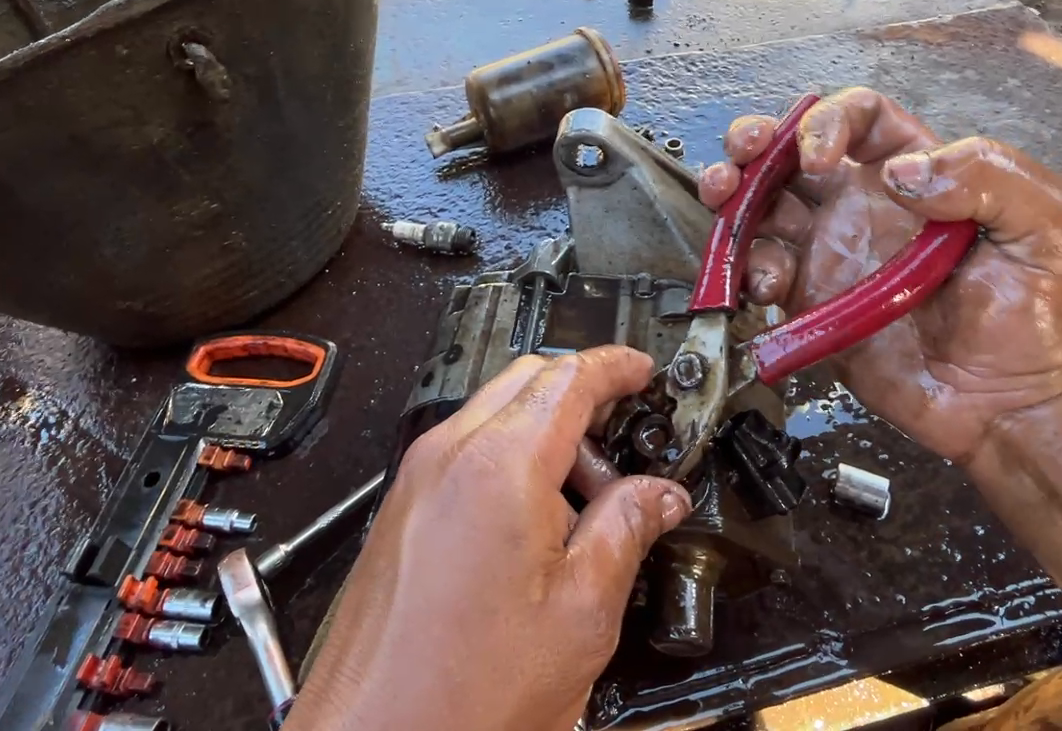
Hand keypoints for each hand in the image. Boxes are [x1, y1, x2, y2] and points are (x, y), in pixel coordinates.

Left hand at [286, 346, 691, 730]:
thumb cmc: (463, 696)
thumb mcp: (580, 613)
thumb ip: (625, 533)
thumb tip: (657, 496)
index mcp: (500, 466)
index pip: (568, 379)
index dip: (615, 366)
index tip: (641, 370)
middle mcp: (449, 455)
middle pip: (527, 380)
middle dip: (582, 393)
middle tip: (625, 433)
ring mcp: (419, 478)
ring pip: (496, 412)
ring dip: (548, 431)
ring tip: (587, 503)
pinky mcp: (404, 507)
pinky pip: (467, 450)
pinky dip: (511, 458)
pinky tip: (537, 521)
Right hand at [697, 87, 1061, 461]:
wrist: (1014, 406)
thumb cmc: (1043, 315)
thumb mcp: (1052, 225)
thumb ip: (989, 177)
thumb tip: (901, 173)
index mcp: (916, 173)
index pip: (862, 118)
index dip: (830, 119)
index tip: (819, 154)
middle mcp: (862, 205)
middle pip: (792, 153)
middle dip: (756, 141)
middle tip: (740, 150)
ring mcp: (831, 254)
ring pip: (762, 207)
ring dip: (732, 195)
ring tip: (722, 197)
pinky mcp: (812, 304)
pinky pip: (762, 274)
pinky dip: (748, 270)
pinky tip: (766, 284)